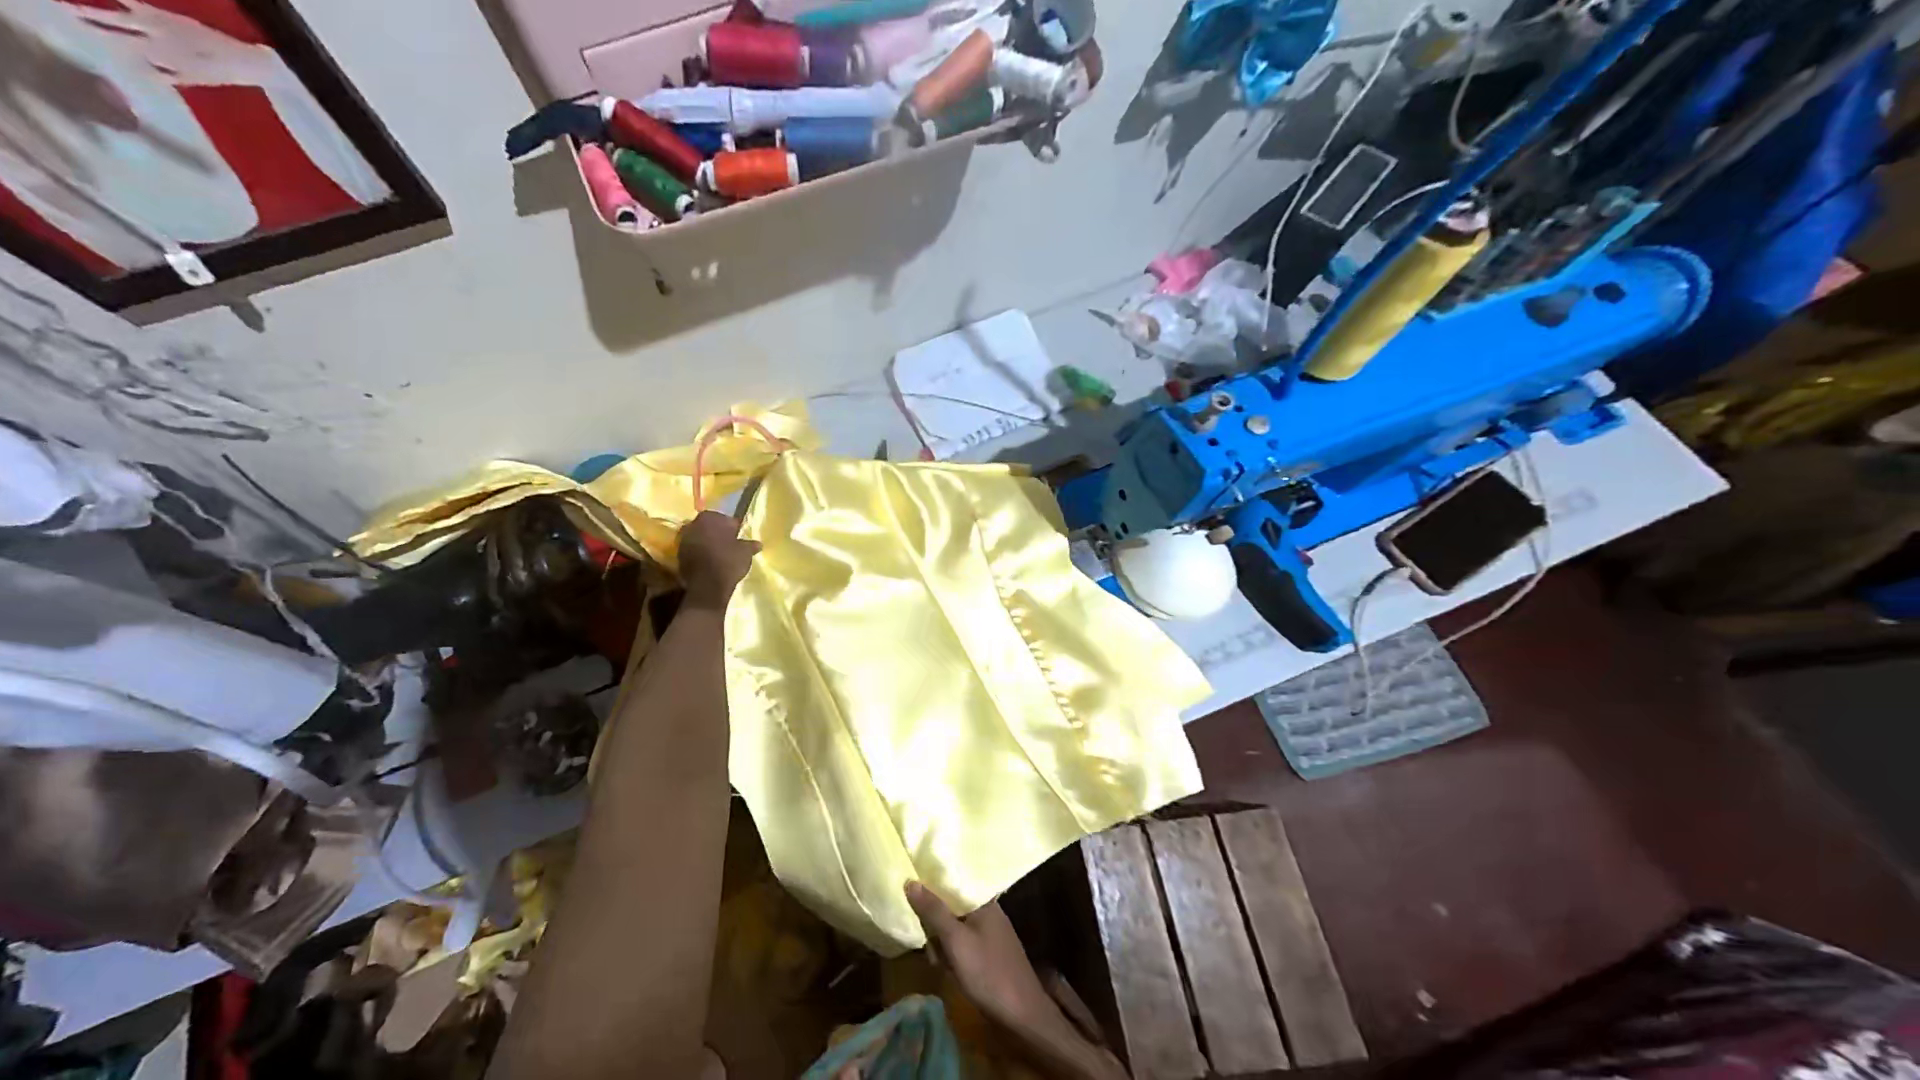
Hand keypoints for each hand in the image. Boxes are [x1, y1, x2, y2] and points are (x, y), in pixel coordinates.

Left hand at [678, 511, 759, 610]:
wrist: (708, 585)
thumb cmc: (729, 561)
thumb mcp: (745, 552)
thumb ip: (750, 545)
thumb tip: (759, 544)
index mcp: (710, 517)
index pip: (724, 518)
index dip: (732, 528)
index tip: (737, 537)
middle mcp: (693, 524)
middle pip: (708, 526)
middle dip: (717, 533)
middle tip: (728, 545)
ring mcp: (683, 539)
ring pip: (699, 537)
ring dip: (707, 543)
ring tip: (718, 554)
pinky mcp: (678, 554)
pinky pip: (692, 549)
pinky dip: (699, 553)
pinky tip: (709, 562)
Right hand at [905, 884, 1058, 1038]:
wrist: (1022, 1013)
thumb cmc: (987, 971)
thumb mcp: (955, 940)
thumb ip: (934, 911)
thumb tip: (911, 881)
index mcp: (983, 902)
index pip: (952, 883)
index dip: (932, 889)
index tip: (913, 898)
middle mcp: (988, 912)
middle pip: (952, 907)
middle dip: (935, 924)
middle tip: (928, 945)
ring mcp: (990, 934)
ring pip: (956, 928)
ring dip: (942, 943)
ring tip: (937, 963)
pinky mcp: (990, 953)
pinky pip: (964, 944)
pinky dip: (953, 954)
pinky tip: (948, 970)